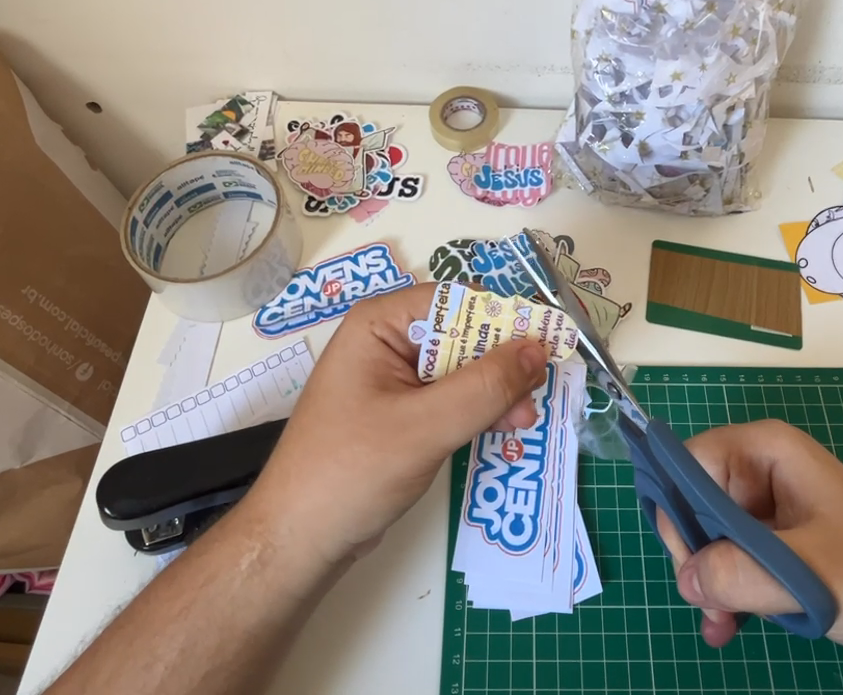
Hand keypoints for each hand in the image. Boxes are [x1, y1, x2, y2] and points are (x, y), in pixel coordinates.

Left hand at [242, 283, 548, 568]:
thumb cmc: (352, 472)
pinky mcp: (401, 412)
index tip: (543, 345)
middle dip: (501, 363)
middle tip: (537, 393)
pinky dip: (477, 410)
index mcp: (380, 324)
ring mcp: (393, 378)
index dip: (501, 318)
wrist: (299, 541)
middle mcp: (386, 341)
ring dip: (494, 391)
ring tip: (524, 420)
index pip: (455, 301)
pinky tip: (505, 428)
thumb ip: (484, 387)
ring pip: (461, 368)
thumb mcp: (425, 426)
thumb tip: (538, 349)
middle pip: (462, 334)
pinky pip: (450, 397)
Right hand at [650, 421, 842, 657]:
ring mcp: (765, 503)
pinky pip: (727, 555)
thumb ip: (744, 572)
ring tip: (720, 624)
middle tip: (707, 604)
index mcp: (768, 450)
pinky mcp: (772, 538)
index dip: (681, 507)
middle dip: (694, 553)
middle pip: (695, 498)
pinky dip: (722, 589)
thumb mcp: (810, 576)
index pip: (694, 461)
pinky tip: (727, 627)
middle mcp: (759, 468)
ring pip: (707, 532)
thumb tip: (686, 577)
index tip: (688, 561)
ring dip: (706, 579)